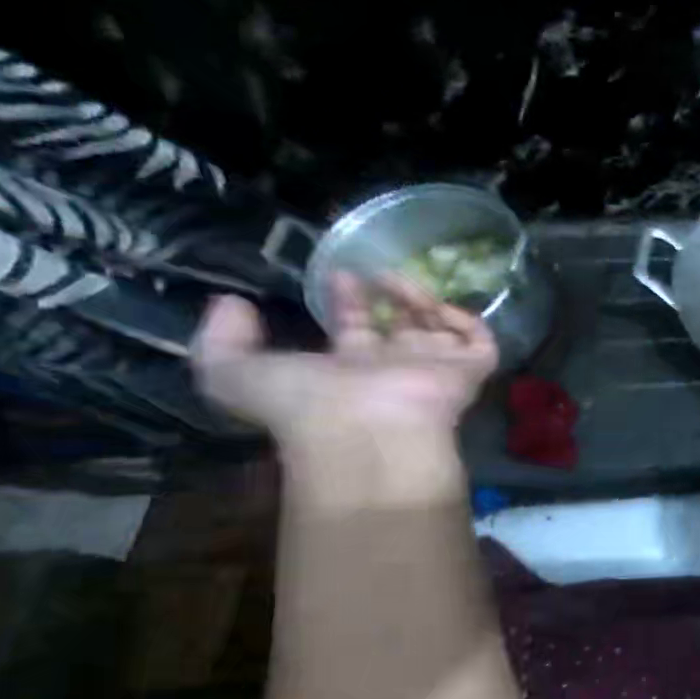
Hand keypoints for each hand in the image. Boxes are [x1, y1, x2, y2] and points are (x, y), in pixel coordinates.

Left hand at [193, 272, 496, 447]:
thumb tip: (232, 302)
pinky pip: (480, 342)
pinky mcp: (469, 370)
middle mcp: (395, 367)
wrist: (367, 427)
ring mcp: (435, 369)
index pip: (356, 329)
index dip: (347, 301)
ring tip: (399, 281)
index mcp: (349, 370)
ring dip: (423, 300)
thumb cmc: (304, 403)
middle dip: (391, 297)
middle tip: (378, 271)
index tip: (340, 274)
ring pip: (441, 327)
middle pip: (402, 326)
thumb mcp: (230, 370)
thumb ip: (219, 336)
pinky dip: (466, 320)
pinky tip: (437, 306)